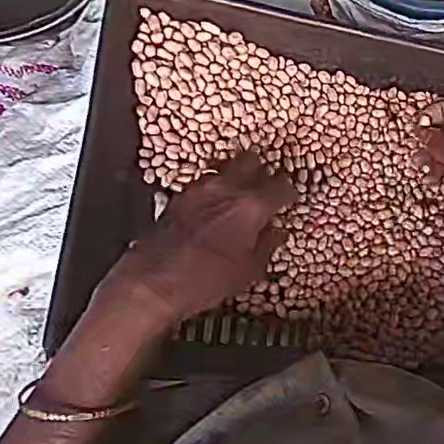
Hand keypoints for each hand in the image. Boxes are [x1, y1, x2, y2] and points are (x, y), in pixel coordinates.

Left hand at [103, 152, 296, 320]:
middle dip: (262, 172)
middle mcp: (225, 190)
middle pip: (250, 161)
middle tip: (267, 189)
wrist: (153, 282)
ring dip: (235, 180)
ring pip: (224, 170)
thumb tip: (276, 234)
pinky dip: (213, 193)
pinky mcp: (177, 199)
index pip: (281, 187)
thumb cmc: (205, 280)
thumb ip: (267, 245)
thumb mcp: (249, 270)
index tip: (290, 200)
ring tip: (240, 200)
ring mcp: (198, 191)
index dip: (289, 193)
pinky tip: (214, 211)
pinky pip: (202, 186)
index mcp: (251, 206)